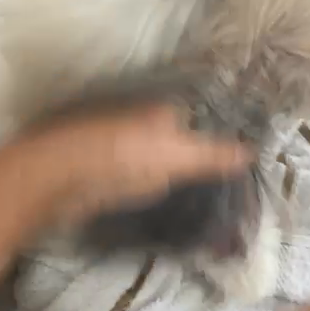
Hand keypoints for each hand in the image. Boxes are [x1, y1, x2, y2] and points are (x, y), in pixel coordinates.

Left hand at [18, 105, 250, 229]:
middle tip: (201, 179)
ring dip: (152, 168)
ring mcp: (109, 143)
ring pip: (141, 154)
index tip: (221, 160)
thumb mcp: (179, 158)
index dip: (204, 137)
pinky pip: (120, 174)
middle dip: (178, 151)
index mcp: (158, 111)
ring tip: (174, 193)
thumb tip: (252, 152)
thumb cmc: (124, 158)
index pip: (190, 117)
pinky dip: (130, 183)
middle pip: (164, 135)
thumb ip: (214, 156)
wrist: (58, 176)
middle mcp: (133, 119)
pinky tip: (137, 199)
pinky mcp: (90, 168)